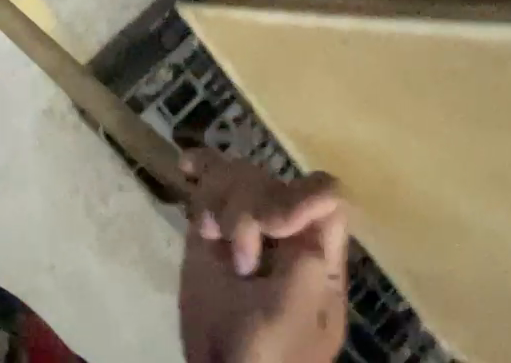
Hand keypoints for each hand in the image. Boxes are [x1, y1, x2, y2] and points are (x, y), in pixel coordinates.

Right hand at [178, 147, 348, 362]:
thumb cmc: (267, 357)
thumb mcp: (292, 318)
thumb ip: (304, 265)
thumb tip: (301, 215)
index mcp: (316, 253)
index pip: (323, 195)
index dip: (295, 198)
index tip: (271, 228)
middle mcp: (284, 232)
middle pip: (268, 179)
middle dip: (244, 209)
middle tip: (236, 260)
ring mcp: (245, 227)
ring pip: (234, 175)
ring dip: (214, 197)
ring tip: (206, 235)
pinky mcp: (211, 230)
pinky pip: (208, 183)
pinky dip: (200, 167)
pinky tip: (187, 168)